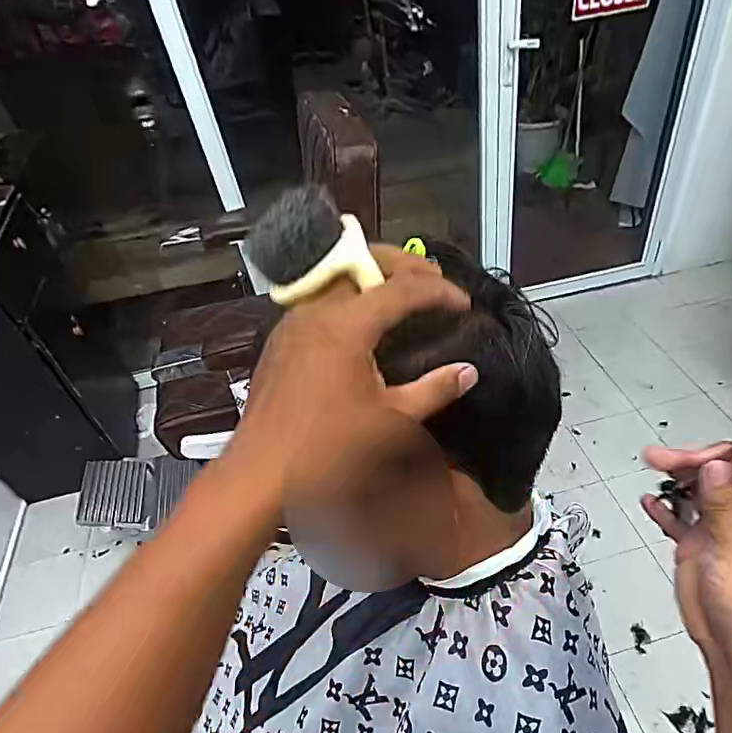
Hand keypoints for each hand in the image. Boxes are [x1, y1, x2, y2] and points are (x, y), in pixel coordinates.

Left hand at [220, 245, 473, 494]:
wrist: (264, 470)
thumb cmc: (328, 449)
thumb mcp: (392, 420)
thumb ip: (434, 389)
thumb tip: (467, 373)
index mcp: (344, 327)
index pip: (402, 290)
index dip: (439, 292)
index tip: (464, 304)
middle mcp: (314, 313)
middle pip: (363, 262)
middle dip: (405, 265)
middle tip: (435, 276)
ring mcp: (293, 323)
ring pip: (338, 276)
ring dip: (375, 276)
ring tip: (406, 290)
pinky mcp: (283, 340)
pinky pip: (321, 299)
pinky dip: (352, 296)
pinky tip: (367, 320)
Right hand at [639, 443, 731, 658]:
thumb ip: (724, 503)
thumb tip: (716, 465)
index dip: (724, 456)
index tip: (695, 459)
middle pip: (721, 474)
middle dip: (692, 463)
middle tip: (663, 459)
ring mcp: (721, 531)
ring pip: (699, 493)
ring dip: (677, 481)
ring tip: (656, 470)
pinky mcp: (700, 547)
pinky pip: (681, 519)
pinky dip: (666, 509)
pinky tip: (652, 501)